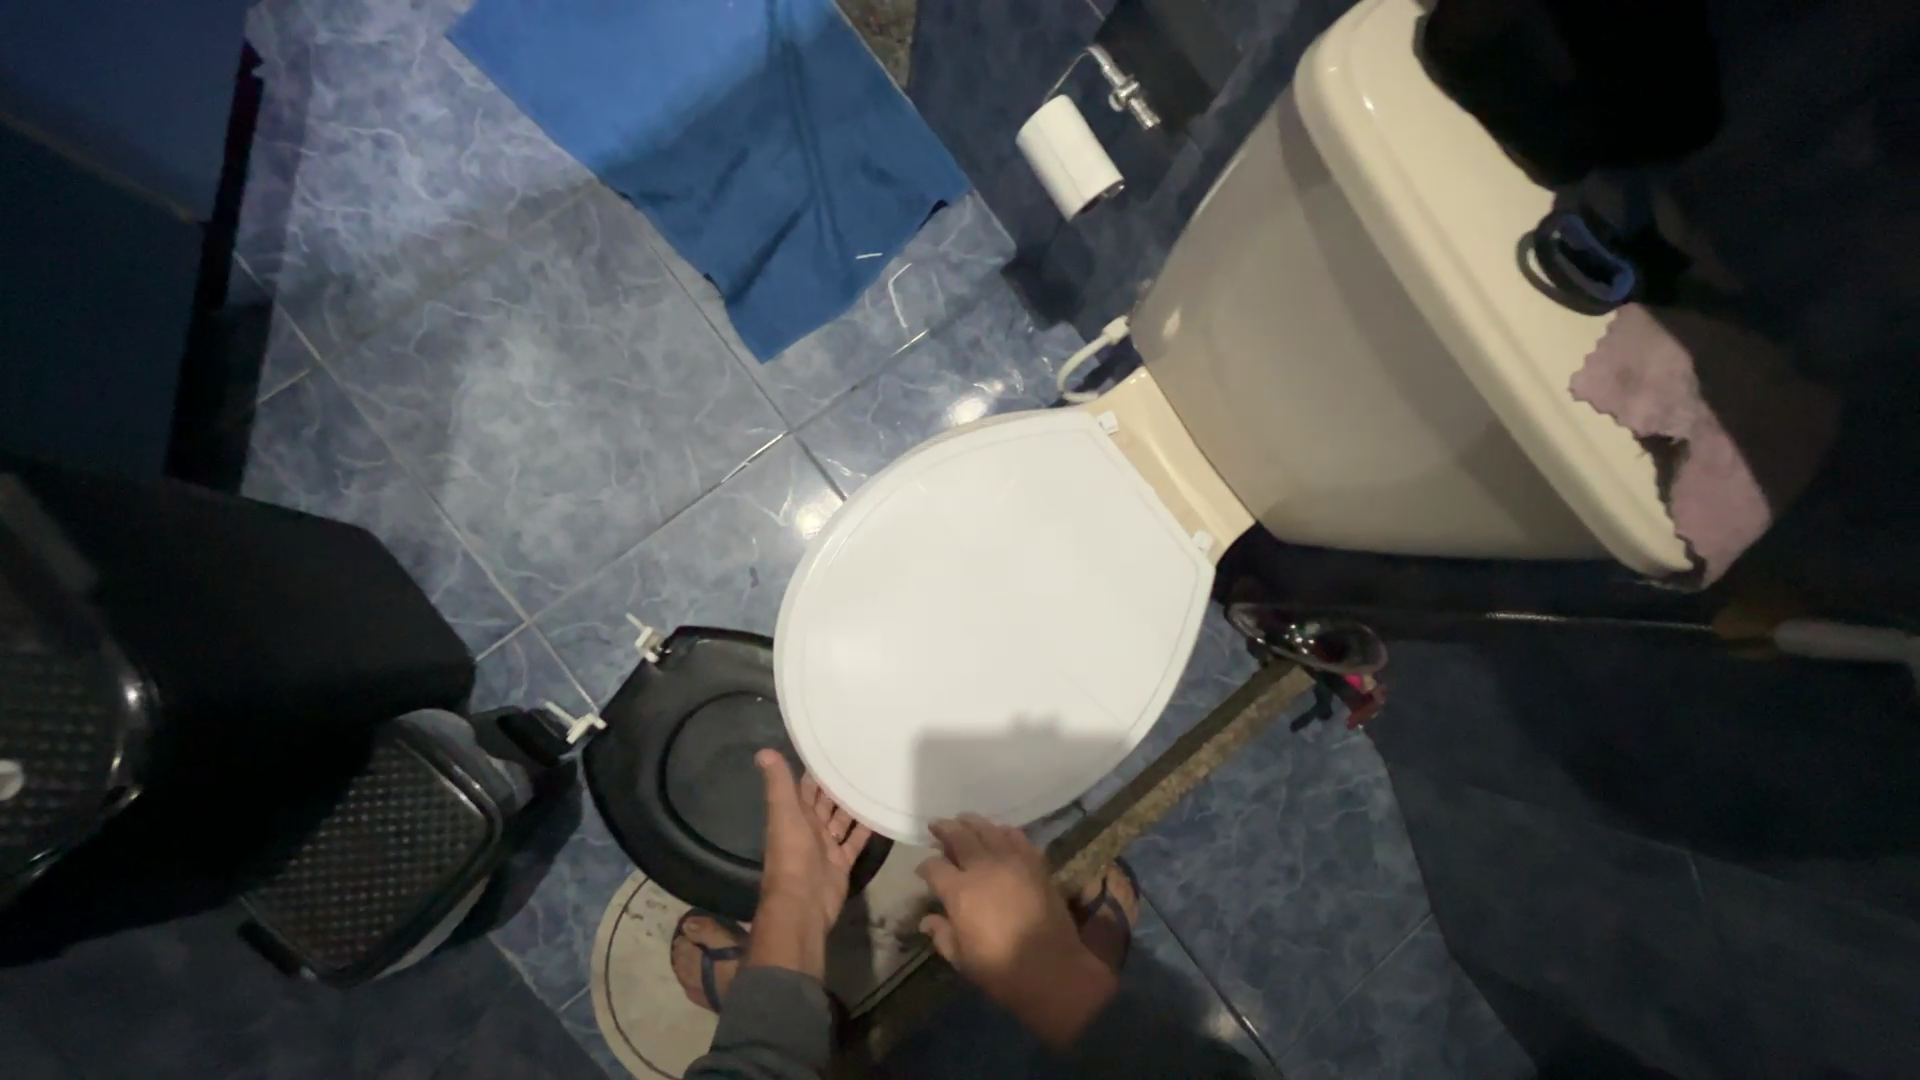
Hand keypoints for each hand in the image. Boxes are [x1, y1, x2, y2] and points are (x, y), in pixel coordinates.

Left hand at [747, 751, 871, 977]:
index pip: (806, 786)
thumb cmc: (792, 854)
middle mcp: (810, 827)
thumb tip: (763, 751)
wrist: (802, 902)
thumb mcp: (784, 813)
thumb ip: (778, 784)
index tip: (835, 746)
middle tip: (863, 760)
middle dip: (839, 785)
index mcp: (795, 814)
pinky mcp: (842, 862)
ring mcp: (826, 845)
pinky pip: (856, 841)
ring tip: (875, 782)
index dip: (818, 769)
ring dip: (854, 805)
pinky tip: (880, 812)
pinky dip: (867, 829)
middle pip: (826, 802)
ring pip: (842, 820)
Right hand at [916, 815, 1118, 1046]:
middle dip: (944, 829)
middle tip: (936, 825)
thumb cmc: (1001, 970)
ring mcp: (1011, 860)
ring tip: (963, 820)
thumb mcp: (962, 959)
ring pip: (987, 829)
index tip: (923, 870)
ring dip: (971, 822)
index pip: (934, 867)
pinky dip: (1003, 831)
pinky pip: (1016, 836)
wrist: (1052, 969)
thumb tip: (926, 920)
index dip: (925, 866)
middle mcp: (983, 867)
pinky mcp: (1034, 862)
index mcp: (959, 891)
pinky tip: (999, 832)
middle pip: (959, 836)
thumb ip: (942, 934)